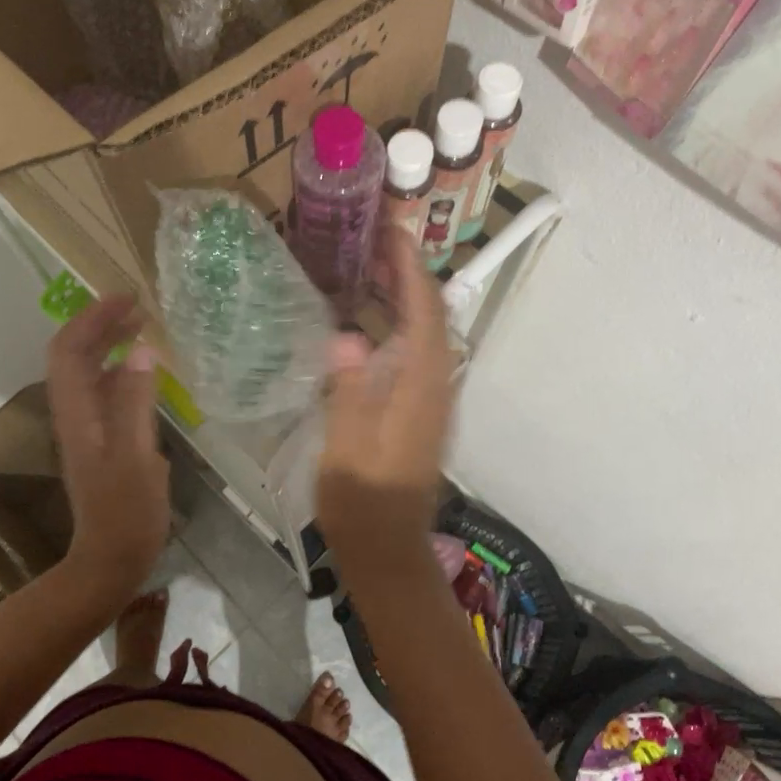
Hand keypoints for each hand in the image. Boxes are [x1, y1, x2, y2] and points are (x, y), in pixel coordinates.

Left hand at [47, 295, 170, 587]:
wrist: (110, 559)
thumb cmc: (126, 511)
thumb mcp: (137, 455)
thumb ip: (136, 401)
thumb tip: (142, 349)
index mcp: (78, 414)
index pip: (69, 350)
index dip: (93, 318)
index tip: (127, 298)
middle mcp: (75, 415)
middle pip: (74, 356)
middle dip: (100, 324)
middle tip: (139, 307)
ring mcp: (86, 429)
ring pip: (87, 372)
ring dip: (108, 344)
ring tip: (142, 327)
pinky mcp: (100, 442)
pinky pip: (102, 392)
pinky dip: (119, 370)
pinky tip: (144, 372)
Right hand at [316, 228, 457, 559]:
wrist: (389, 550)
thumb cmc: (361, 502)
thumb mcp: (344, 449)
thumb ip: (347, 390)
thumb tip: (346, 334)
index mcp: (420, 387)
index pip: (424, 311)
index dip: (410, 267)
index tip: (390, 229)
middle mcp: (436, 385)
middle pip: (432, 315)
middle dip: (408, 273)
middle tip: (372, 239)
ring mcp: (432, 399)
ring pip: (427, 333)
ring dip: (405, 297)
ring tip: (368, 268)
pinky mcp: (422, 412)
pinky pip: (417, 352)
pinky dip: (400, 324)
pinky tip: (370, 324)